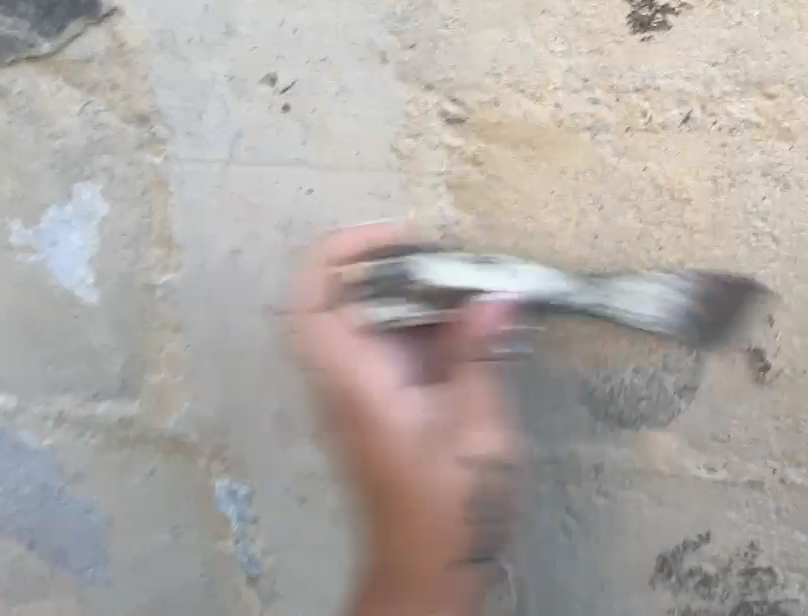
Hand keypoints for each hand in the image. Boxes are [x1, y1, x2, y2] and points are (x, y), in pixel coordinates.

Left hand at [293, 224, 522, 615]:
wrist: (427, 570)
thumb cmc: (447, 510)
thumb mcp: (476, 432)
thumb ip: (479, 358)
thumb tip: (496, 296)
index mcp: (357, 384)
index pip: (311, 302)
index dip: (343, 253)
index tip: (403, 237)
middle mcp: (349, 379)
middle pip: (346, 297)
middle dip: (399, 264)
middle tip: (456, 256)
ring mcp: (365, 388)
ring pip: (376, 314)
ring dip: (421, 289)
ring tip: (476, 280)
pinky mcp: (387, 396)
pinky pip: (399, 338)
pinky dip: (433, 317)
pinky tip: (477, 319)